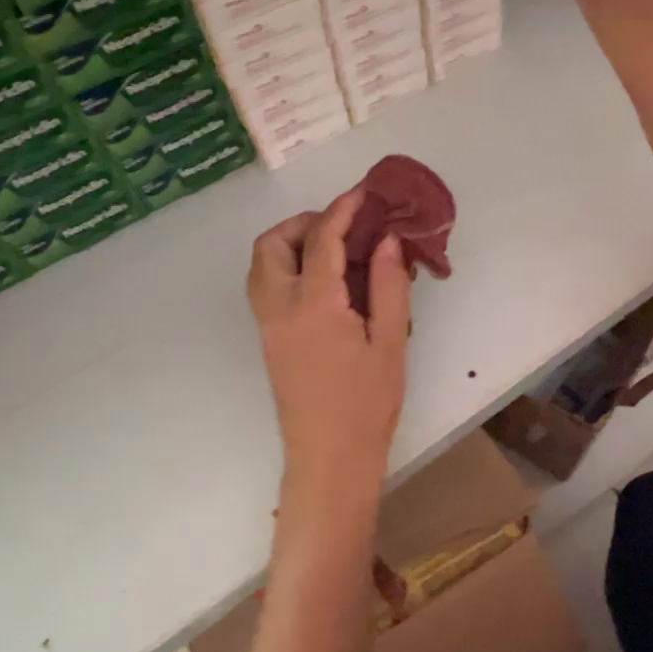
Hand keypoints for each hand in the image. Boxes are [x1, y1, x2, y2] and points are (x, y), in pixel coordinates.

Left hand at [248, 190, 412, 480]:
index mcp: (314, 304)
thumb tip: (386, 240)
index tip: (364, 193)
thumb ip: (389, 286)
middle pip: (273, 243)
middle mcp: (279, 306)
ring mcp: (267, 324)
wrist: (329, 457)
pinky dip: (285, 266)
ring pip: (261, 264)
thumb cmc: (368, 403)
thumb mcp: (391, 342)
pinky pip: (265, 285)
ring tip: (334, 251)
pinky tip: (323, 281)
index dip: (343, 210)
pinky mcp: (267, 339)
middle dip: (305, 223)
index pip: (322, 239)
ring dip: (290, 243)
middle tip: (344, 228)